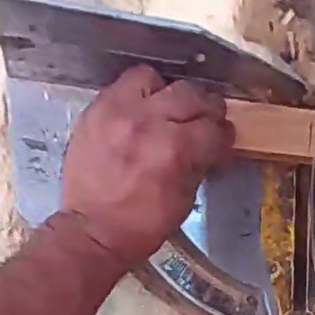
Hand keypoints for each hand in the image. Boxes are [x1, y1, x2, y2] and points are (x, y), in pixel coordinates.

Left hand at [58, 65, 233, 267]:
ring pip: (156, 81)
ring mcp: (119, 112)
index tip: (223, 142)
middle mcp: (148, 122)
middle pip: (191, 95)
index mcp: (174, 151)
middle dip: (205, 109)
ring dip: (168, 95)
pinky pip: (125, 85)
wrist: (91, 233)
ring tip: (168, 113)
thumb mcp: (181, 203)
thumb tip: (208, 149)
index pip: (213, 130)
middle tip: (205, 121)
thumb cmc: (139, 228)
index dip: (223, 137)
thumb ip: (197, 168)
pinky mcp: (97, 110)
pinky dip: (139, 96)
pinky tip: (141, 113)